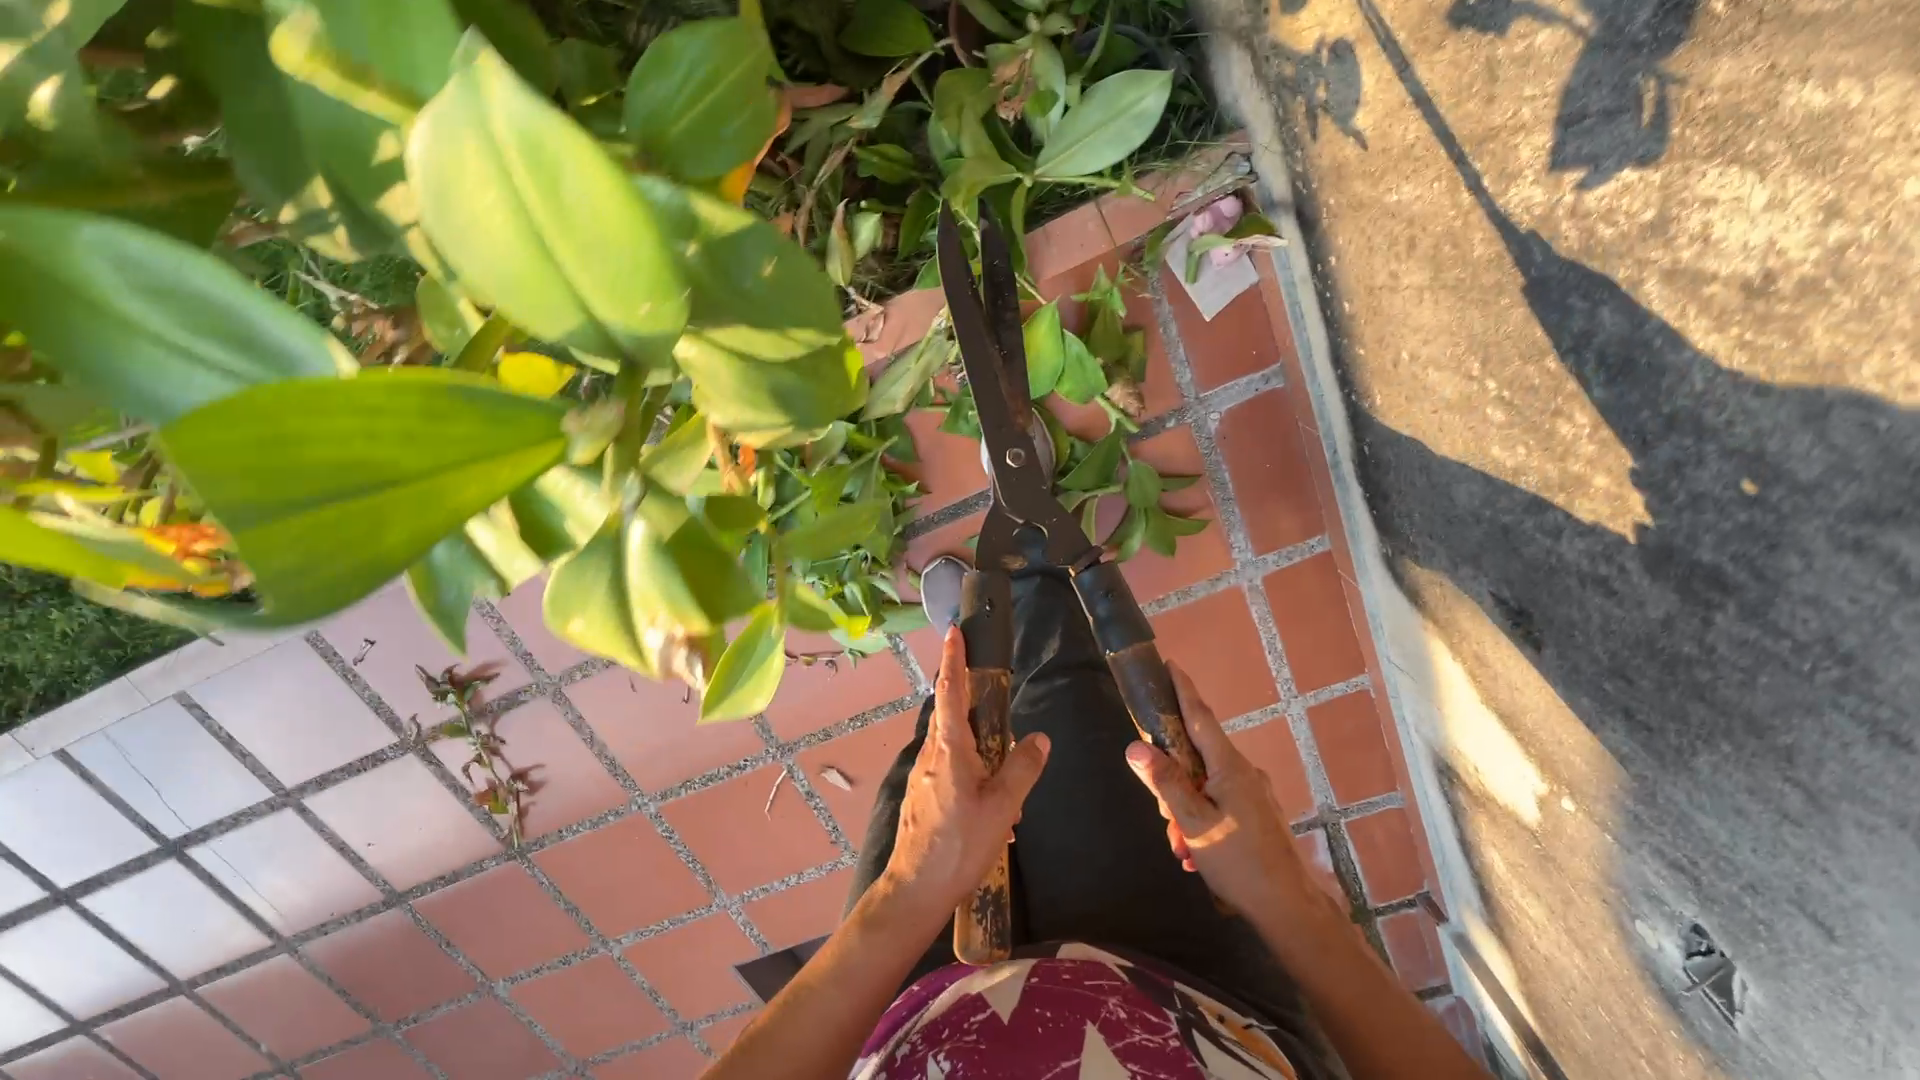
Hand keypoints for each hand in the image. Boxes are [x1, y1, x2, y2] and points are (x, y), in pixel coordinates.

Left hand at [879, 626, 1049, 915]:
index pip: (949, 691)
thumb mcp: (1002, 807)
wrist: (916, 889)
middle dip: (962, 692)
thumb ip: (1022, 769)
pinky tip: (990, 799)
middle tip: (984, 679)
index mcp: (949, 748)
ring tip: (998, 756)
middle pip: (947, 713)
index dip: (954, 660)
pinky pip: (947, 767)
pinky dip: (968, 767)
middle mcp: (930, 754)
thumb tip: (1039, 739)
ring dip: (970, 738)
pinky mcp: (922, 795)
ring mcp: (923, 775)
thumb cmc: (960, 844)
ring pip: (948, 742)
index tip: (954, 632)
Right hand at [1125, 664, 1319, 916]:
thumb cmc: (1238, 860)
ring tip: (1183, 849)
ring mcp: (1255, 795)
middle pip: (1197, 758)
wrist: (1289, 909)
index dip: (1182, 690)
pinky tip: (1197, 857)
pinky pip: (1220, 806)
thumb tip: (1136, 746)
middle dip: (1173, 781)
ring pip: (1206, 787)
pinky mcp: (1259, 816)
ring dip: (1186, 812)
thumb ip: (1165, 782)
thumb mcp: (1192, 822)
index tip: (1170, 664)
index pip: (1200, 716)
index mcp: (1229, 766)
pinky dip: (1202, 824)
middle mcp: (1245, 772)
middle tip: (1165, 817)